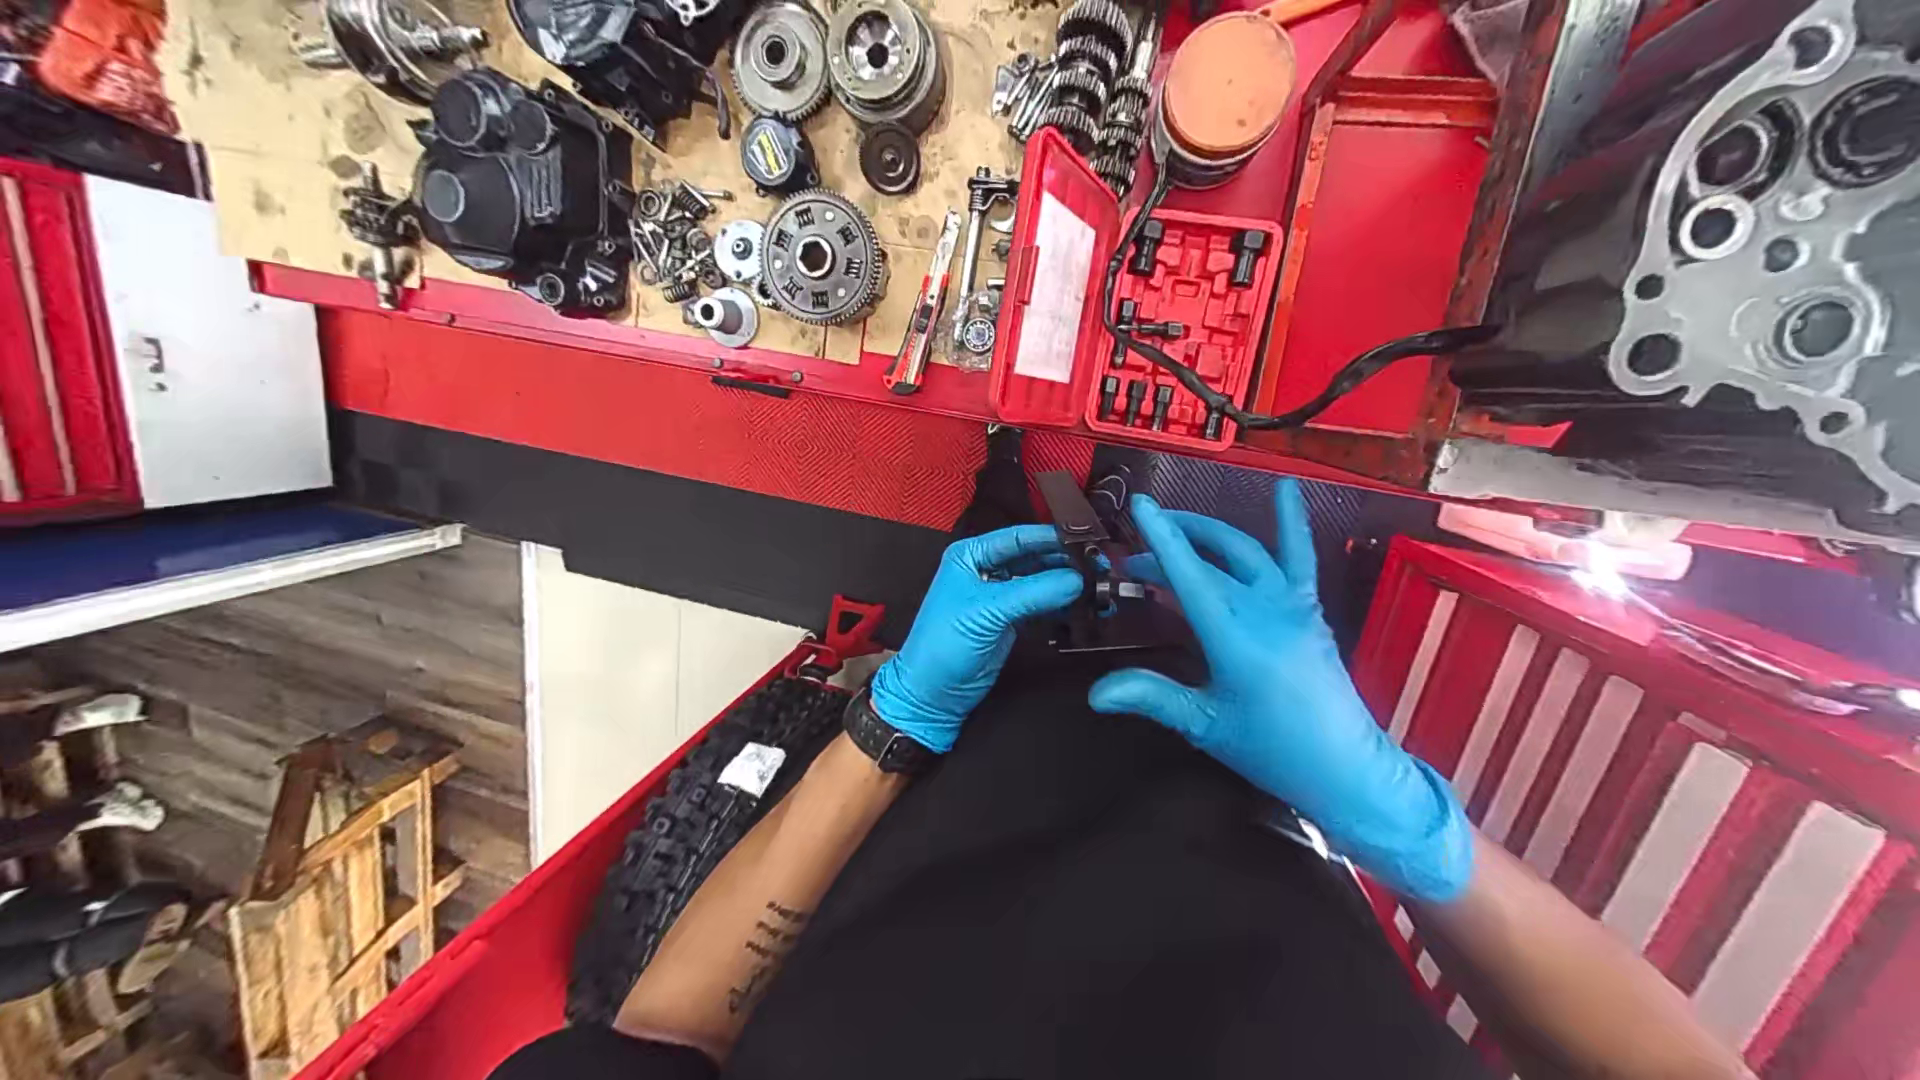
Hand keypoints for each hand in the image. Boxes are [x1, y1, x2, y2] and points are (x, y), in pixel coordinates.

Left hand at [870, 526, 1083, 753]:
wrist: (934, 694)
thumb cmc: (942, 645)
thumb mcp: (986, 612)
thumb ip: (1032, 593)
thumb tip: (1074, 578)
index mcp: (971, 555)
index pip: (1018, 537)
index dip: (1051, 537)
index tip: (1086, 540)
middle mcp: (986, 569)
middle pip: (1034, 556)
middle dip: (1064, 561)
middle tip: (1099, 565)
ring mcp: (1000, 595)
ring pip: (1041, 580)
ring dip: (1066, 582)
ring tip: (1099, 583)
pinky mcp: (1011, 619)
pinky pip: (1042, 603)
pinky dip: (1062, 604)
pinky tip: (1083, 605)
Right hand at [1088, 481, 1471, 902]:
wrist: (1347, 769)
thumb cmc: (1273, 750)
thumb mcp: (1206, 725)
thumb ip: (1153, 697)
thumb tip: (1094, 694)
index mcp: (1236, 637)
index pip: (1190, 574)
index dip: (1162, 538)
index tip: (1139, 505)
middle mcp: (1265, 610)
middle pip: (1209, 560)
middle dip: (1169, 546)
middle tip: (1135, 554)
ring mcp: (1293, 605)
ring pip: (1245, 551)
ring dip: (1208, 532)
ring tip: (1177, 523)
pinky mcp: (1310, 608)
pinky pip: (1299, 556)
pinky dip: (1291, 521)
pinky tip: (1285, 488)